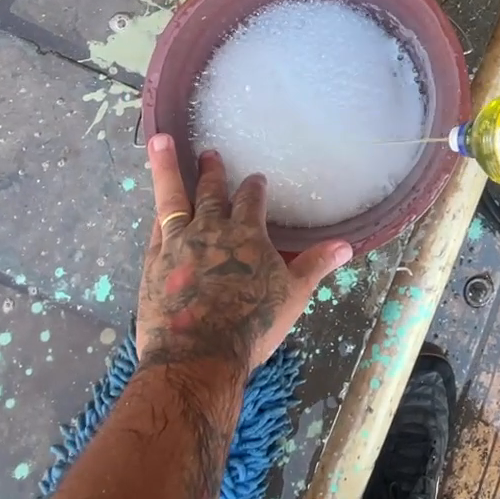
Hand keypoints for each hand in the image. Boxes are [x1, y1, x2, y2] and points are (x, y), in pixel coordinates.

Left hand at [136, 134, 351, 370]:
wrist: (197, 357)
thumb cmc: (251, 324)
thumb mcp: (294, 294)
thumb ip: (316, 263)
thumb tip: (347, 244)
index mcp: (246, 233)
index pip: (251, 199)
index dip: (254, 187)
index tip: (256, 179)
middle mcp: (210, 229)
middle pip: (211, 191)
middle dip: (212, 170)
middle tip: (208, 152)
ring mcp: (177, 244)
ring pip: (172, 198)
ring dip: (167, 168)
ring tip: (160, 141)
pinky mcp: (153, 264)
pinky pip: (155, 228)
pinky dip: (156, 214)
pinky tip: (154, 207)